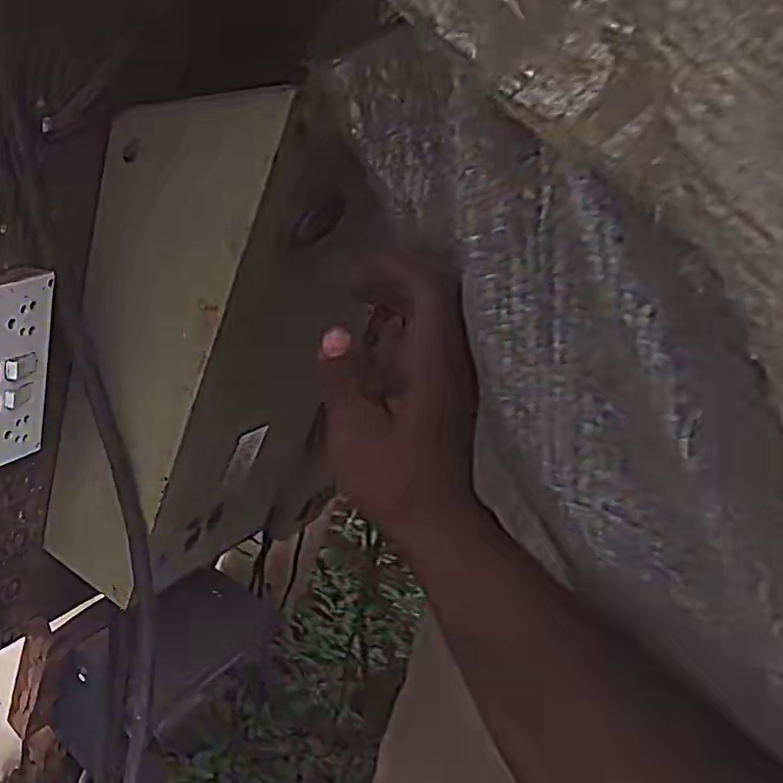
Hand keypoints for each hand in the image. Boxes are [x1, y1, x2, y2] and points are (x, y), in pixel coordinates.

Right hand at [316, 251, 481, 550]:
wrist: (432, 518)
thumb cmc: (390, 477)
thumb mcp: (353, 429)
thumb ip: (342, 379)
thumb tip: (332, 333)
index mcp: (432, 366)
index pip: (428, 295)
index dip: (396, 270)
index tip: (358, 264)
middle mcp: (450, 365)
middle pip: (436, 301)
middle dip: (396, 278)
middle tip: (353, 275)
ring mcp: (450, 380)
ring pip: (434, 321)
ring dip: (398, 301)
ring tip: (359, 295)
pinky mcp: (443, 396)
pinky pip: (426, 344)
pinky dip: (400, 328)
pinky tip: (373, 338)